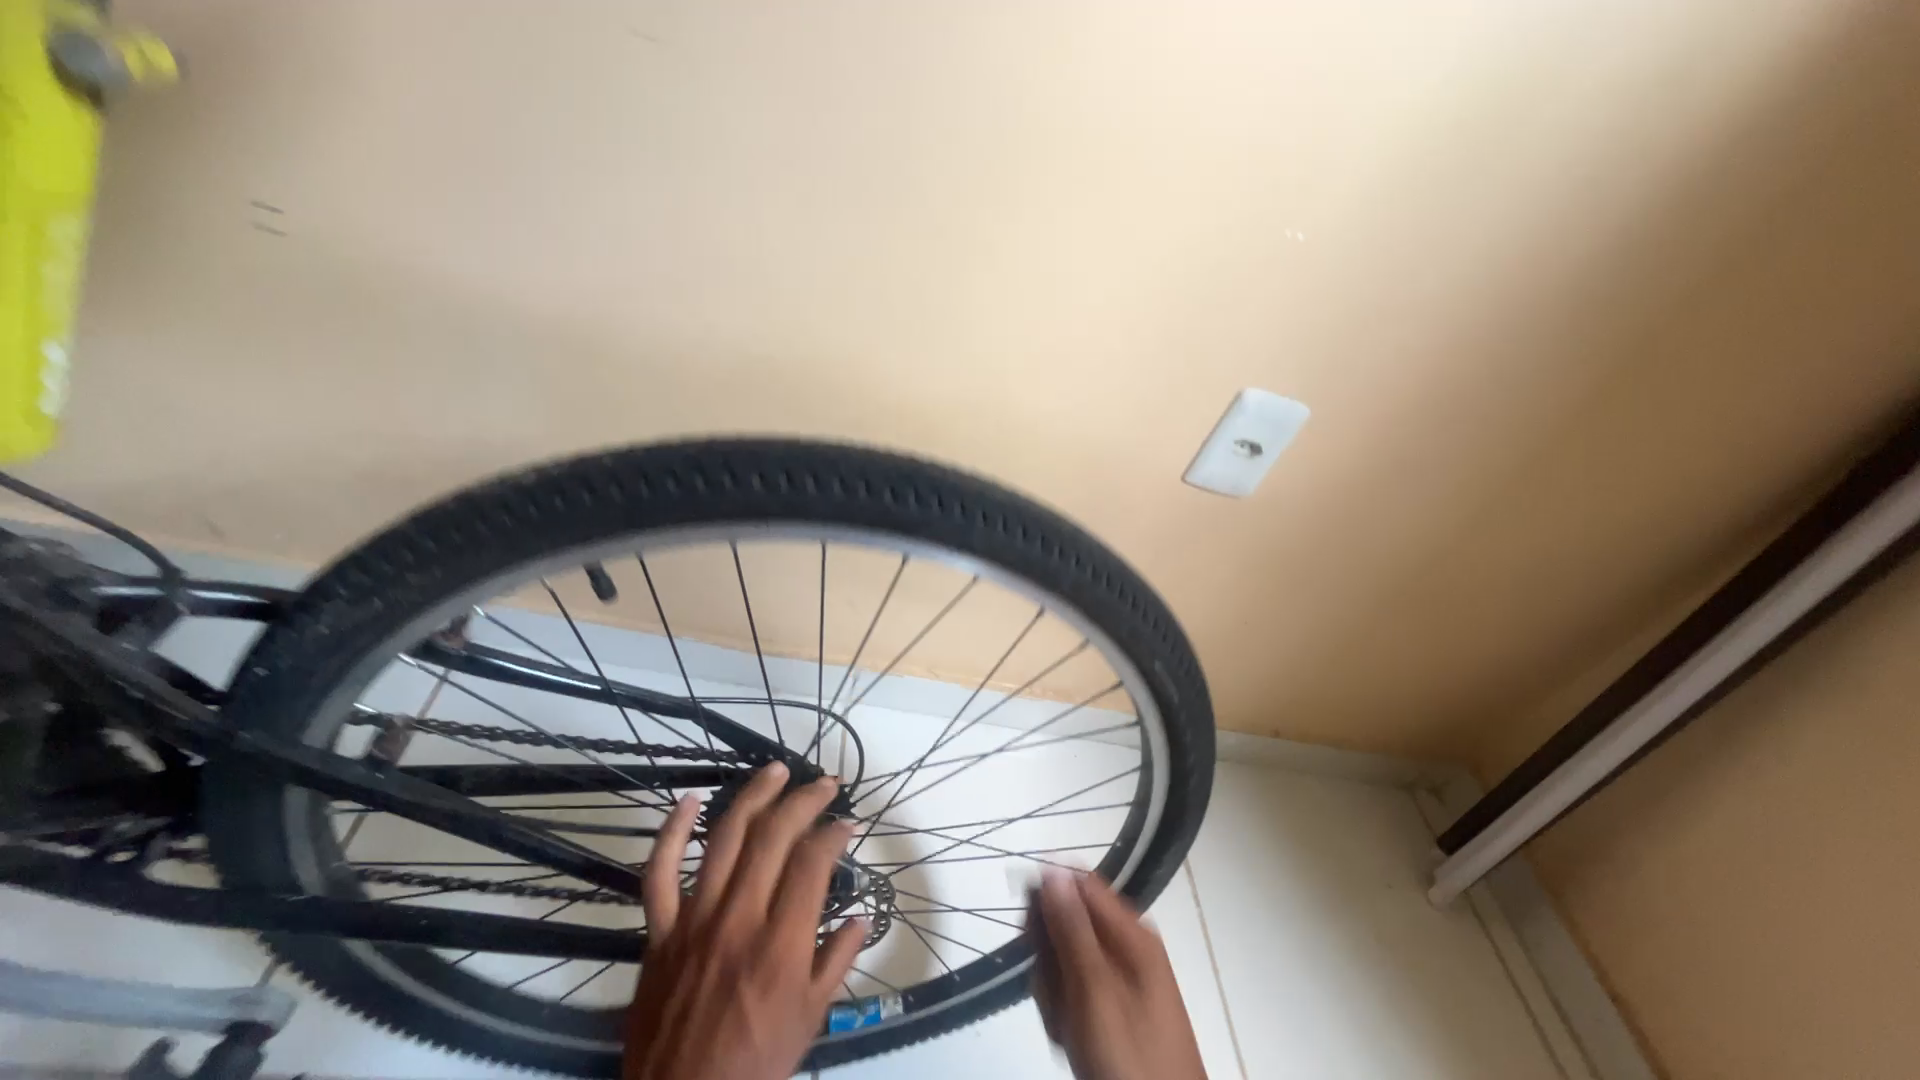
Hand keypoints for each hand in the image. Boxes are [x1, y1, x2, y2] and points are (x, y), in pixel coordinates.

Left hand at [624, 764, 864, 1079]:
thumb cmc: (756, 1063)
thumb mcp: (811, 1018)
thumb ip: (838, 960)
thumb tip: (860, 916)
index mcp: (782, 945)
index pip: (812, 863)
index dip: (833, 833)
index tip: (847, 822)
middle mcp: (738, 920)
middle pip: (772, 837)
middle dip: (803, 800)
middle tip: (824, 783)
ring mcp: (693, 920)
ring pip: (723, 839)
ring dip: (752, 796)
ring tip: (775, 770)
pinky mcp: (658, 931)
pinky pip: (658, 872)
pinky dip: (670, 832)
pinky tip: (687, 800)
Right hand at [1030, 868, 1207, 1079]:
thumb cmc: (1131, 1058)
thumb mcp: (1095, 991)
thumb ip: (1071, 929)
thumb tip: (1052, 870)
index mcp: (1131, 932)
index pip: (1078, 884)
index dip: (1046, 901)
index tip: (1028, 934)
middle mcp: (1127, 947)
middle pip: (1066, 925)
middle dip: (1048, 961)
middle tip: (1054, 997)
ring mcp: (1120, 979)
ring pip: (1063, 963)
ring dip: (1054, 995)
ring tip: (1067, 1028)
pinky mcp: (1113, 1007)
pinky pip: (1073, 993)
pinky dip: (1065, 1016)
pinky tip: (1073, 1040)